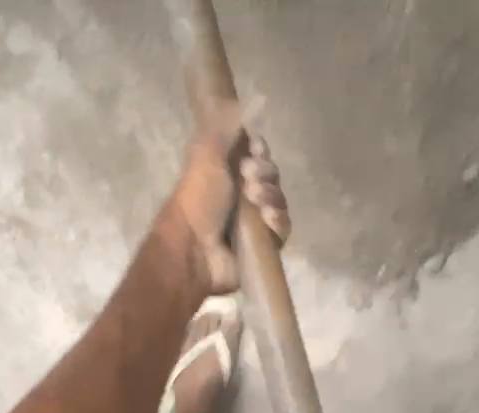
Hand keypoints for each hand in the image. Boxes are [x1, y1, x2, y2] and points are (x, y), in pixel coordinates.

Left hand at [164, 100, 289, 296]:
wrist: (195, 248)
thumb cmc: (198, 197)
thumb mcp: (208, 149)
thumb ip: (231, 122)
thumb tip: (261, 97)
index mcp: (227, 170)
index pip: (259, 153)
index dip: (260, 149)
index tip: (253, 149)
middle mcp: (242, 194)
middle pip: (272, 175)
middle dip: (265, 173)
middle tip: (247, 177)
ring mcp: (254, 221)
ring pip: (279, 200)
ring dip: (271, 196)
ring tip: (253, 201)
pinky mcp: (264, 245)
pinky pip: (283, 227)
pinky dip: (278, 221)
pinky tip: (266, 220)